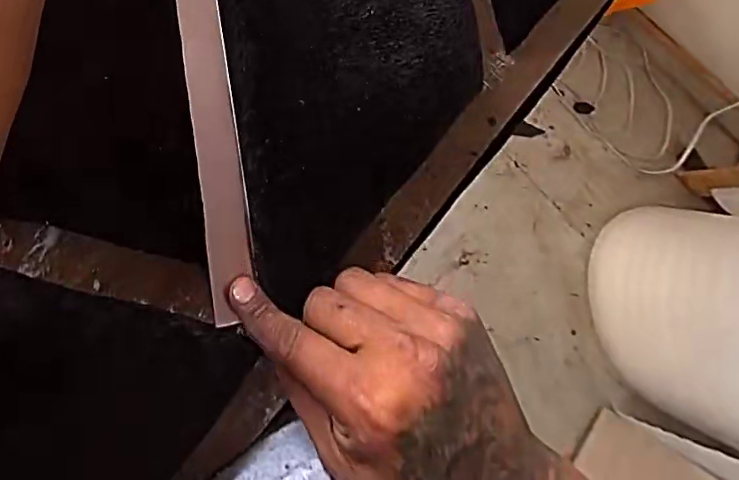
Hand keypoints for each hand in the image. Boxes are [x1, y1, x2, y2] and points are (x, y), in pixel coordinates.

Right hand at [228, 271, 576, 479]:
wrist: (497, 476)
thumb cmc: (418, 476)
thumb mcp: (345, 460)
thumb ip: (303, 394)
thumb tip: (273, 340)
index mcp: (369, 402)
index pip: (297, 342)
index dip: (262, 316)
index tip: (241, 291)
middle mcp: (404, 357)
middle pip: (323, 299)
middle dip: (320, 326)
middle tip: (340, 359)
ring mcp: (436, 329)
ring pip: (356, 278)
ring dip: (352, 308)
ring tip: (372, 345)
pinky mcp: (456, 311)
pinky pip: (394, 278)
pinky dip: (386, 302)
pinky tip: (399, 337)